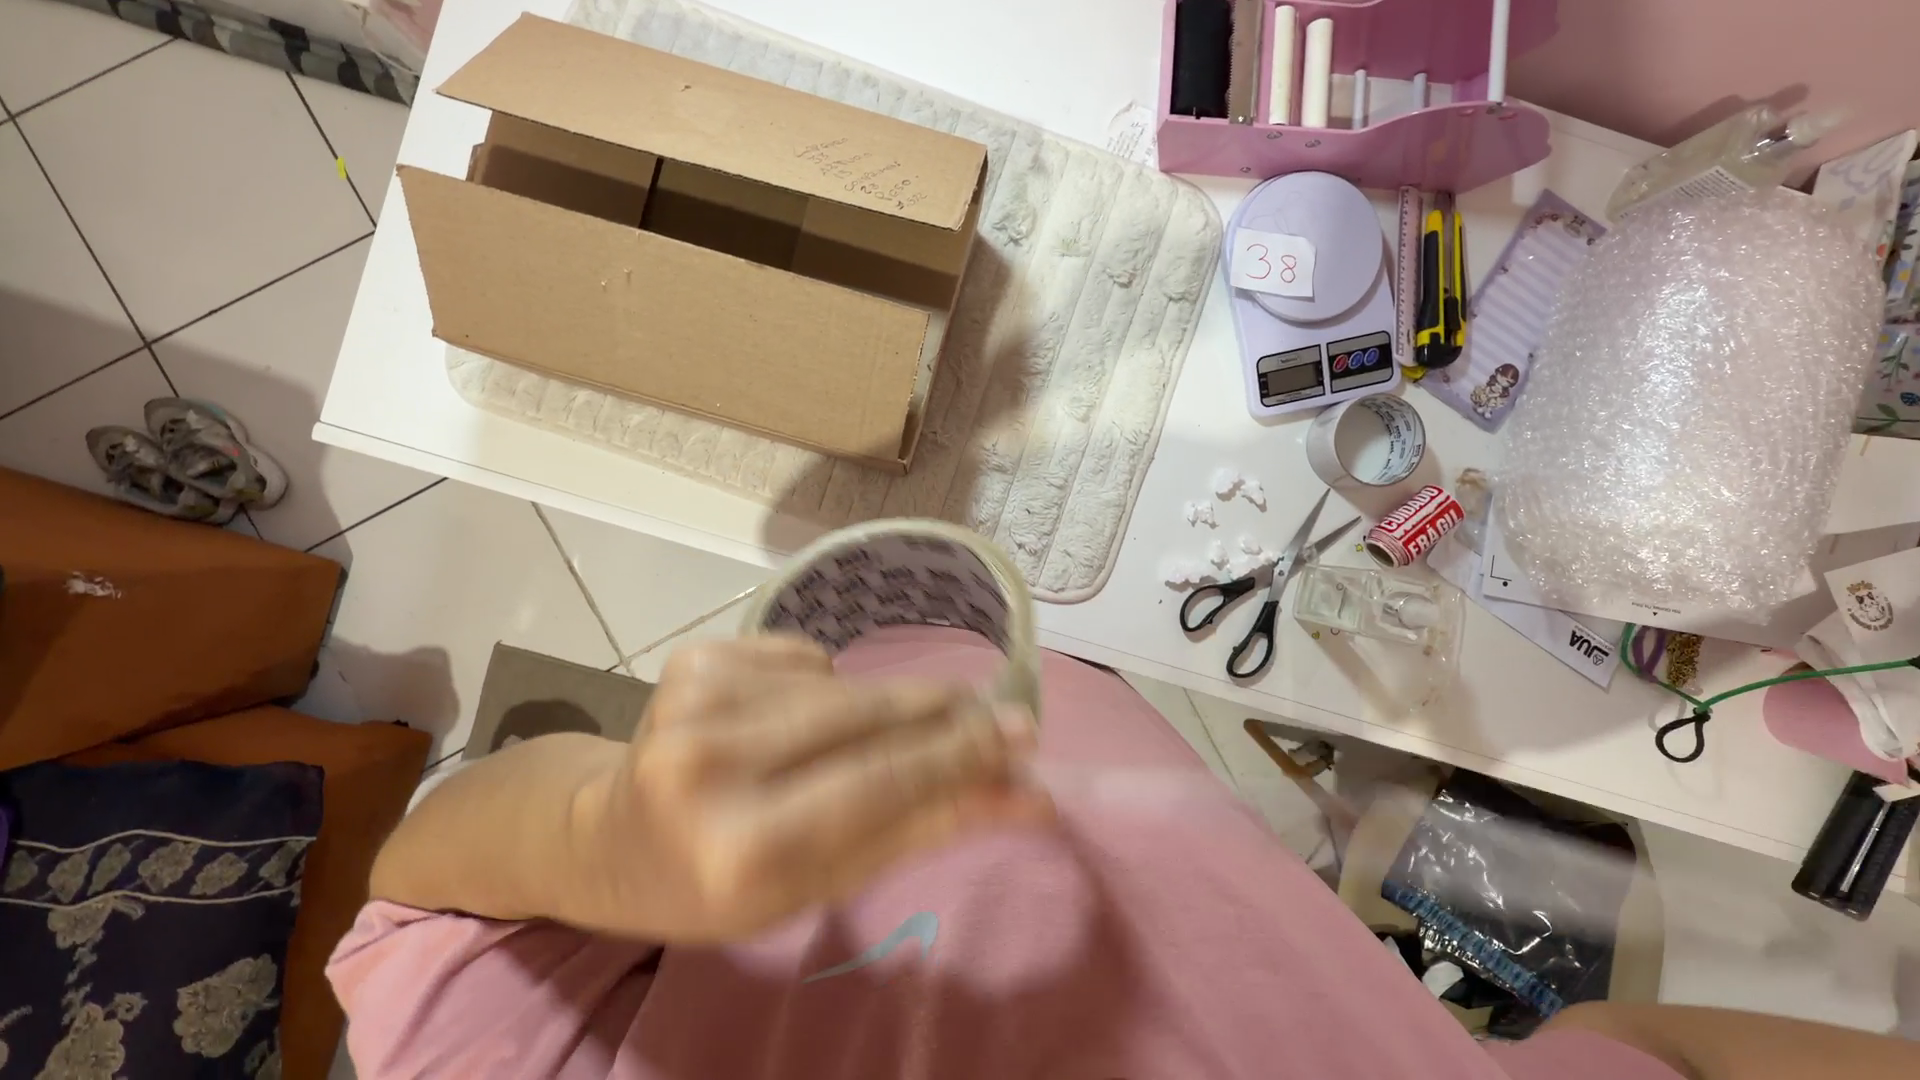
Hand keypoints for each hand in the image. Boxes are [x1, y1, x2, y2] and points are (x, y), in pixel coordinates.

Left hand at [568, 635, 1052, 942]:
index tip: (1025, 733)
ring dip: (881, 705)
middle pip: (867, 716)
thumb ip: (921, 827)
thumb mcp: (821, 880)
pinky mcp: (693, 657)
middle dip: (944, 713)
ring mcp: (695, 699)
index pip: (882, 783)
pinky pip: (804, 657)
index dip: (962, 754)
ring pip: (843, 681)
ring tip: (863, 740)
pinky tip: (792, 718)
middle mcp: (711, 763)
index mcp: (741, 847)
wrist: (609, 836)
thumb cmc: (722, 880)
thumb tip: (1025, 795)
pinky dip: (821, 683)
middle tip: (996, 716)